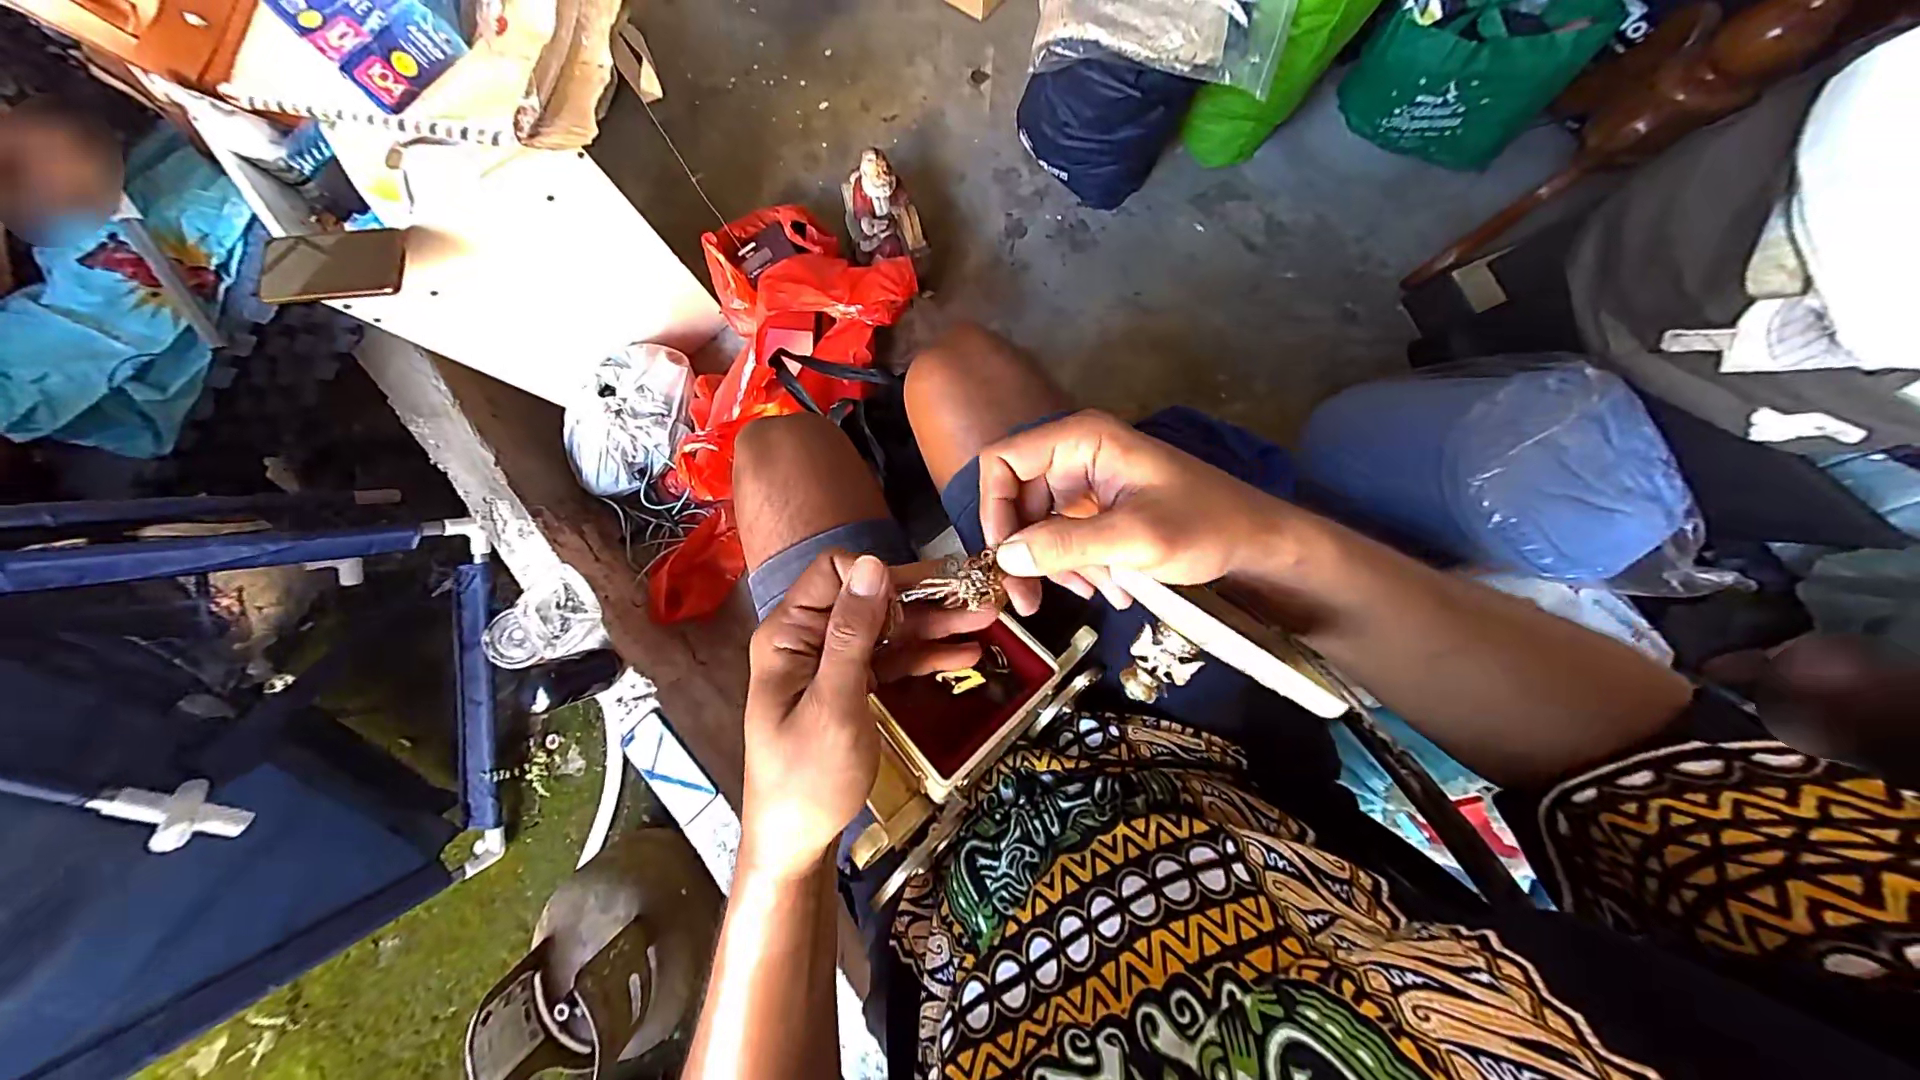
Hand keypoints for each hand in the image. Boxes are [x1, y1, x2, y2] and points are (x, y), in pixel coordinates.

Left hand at [741, 552, 994, 877]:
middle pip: (870, 599)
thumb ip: (852, 633)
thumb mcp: (832, 703)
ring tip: (983, 618)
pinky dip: (925, 656)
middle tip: (974, 596)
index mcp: (789, 635)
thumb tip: (869, 566)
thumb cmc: (806, 779)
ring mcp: (832, 662)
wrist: (797, 841)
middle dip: (922, 598)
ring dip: (934, 625)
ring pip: (888, 628)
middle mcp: (809, 639)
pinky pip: (892, 658)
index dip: (879, 579)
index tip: (920, 597)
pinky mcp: (852, 683)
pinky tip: (963, 654)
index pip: (834, 574)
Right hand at [977, 410, 1291, 614]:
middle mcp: (1077, 456)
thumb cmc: (1206, 525)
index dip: (993, 507)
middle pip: (1018, 500)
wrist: (1257, 542)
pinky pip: (1066, 538)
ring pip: (1039, 526)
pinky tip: (1110, 587)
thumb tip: (1004, 556)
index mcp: (1083, 440)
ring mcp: (1087, 484)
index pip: (1003, 460)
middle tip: (1030, 600)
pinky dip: (1078, 567)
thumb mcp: (1134, 538)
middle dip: (1025, 551)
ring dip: (1057, 566)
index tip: (1001, 555)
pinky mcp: (1099, 510)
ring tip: (1098, 590)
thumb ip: (1065, 544)